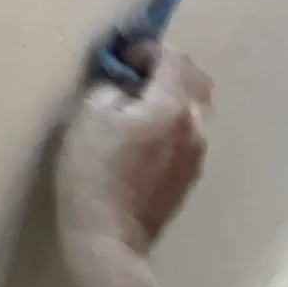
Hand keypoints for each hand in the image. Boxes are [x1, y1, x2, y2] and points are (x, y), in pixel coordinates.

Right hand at [56, 42, 213, 262]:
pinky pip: (190, 131)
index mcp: (172, 105)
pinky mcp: (191, 174)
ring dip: (172, 94)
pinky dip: (173, 119)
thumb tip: (126, 86)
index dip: (146, 48)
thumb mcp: (90, 115)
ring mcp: (197, 152)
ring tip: (139, 104)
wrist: (109, 238)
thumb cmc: (93, 172)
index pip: (173, 56)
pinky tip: (145, 134)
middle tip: (136, 73)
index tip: (122, 59)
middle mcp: (194, 125)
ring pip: (196, 106)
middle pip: (196, 78)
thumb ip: (113, 87)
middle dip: (168, 67)